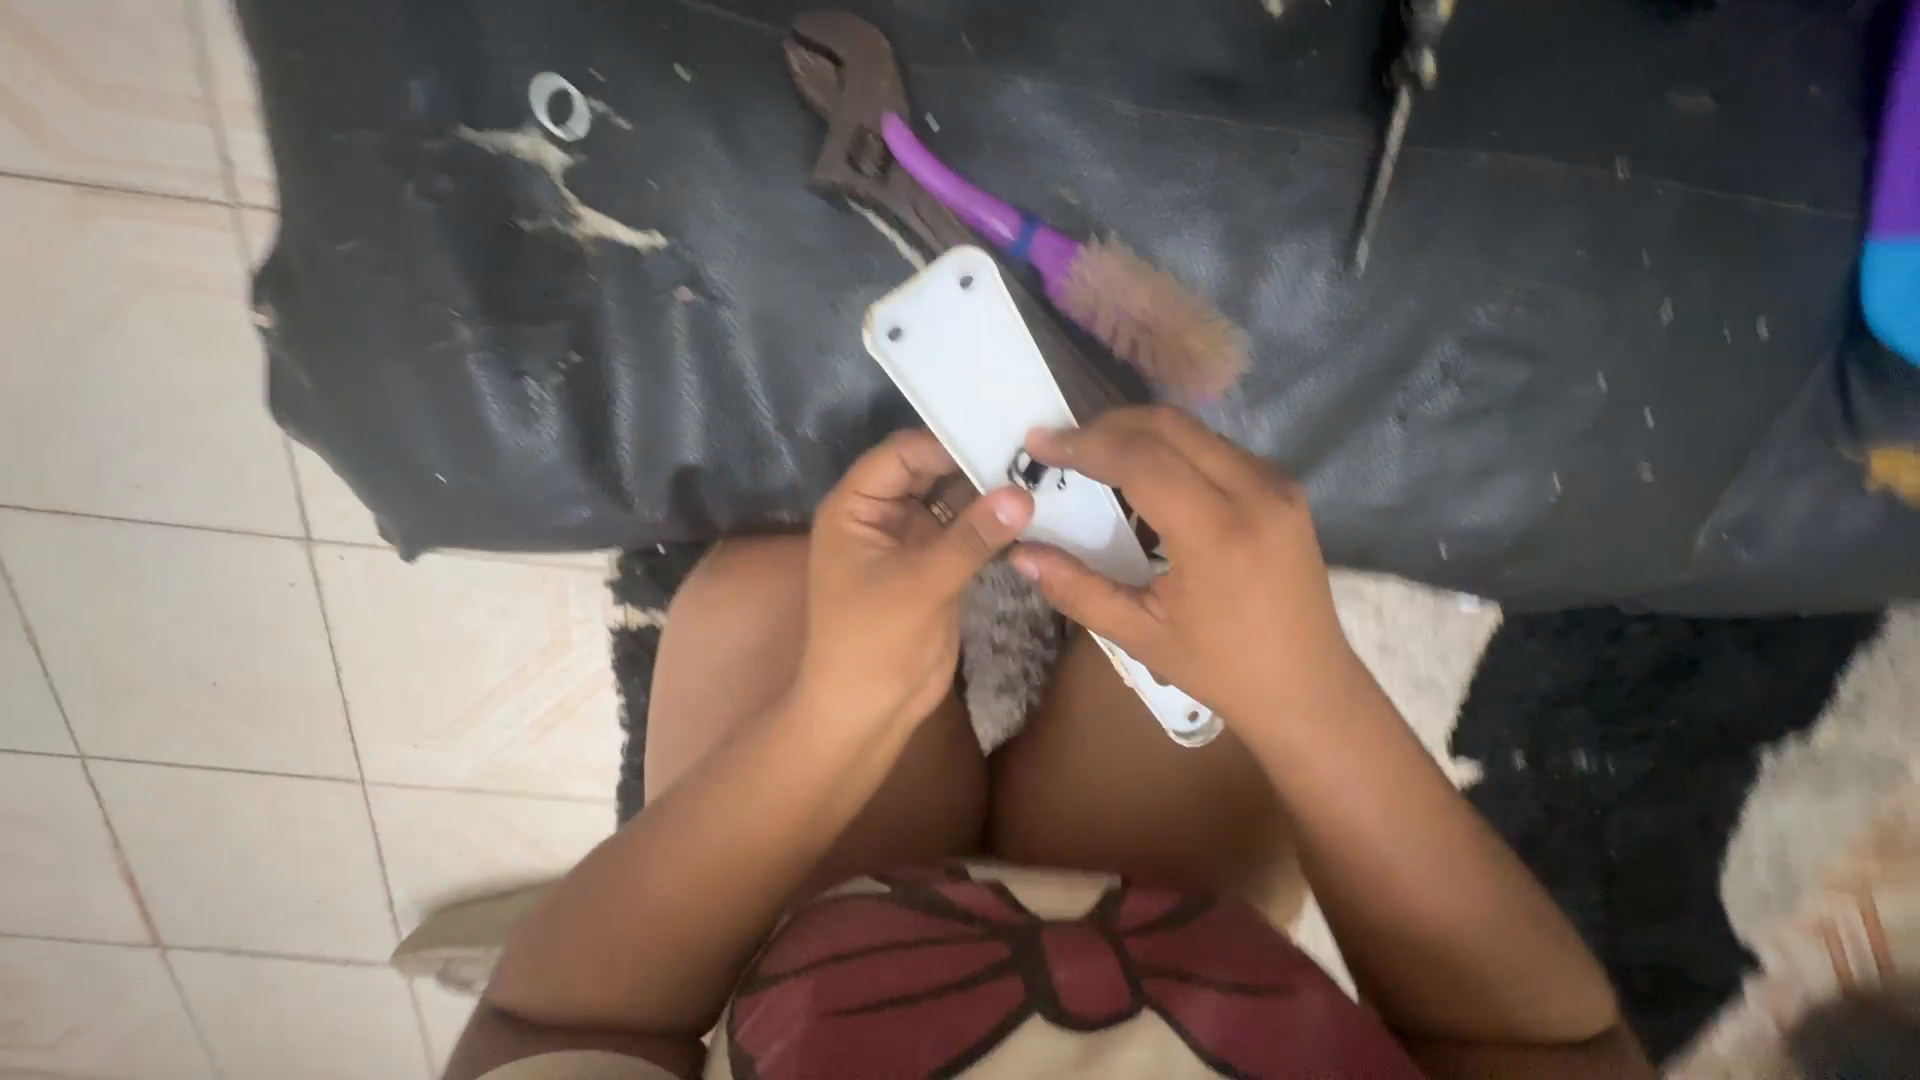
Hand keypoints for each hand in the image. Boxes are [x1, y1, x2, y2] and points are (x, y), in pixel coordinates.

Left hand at [797, 429, 1034, 735]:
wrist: (868, 711)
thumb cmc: (873, 641)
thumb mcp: (920, 583)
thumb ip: (972, 537)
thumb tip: (1023, 494)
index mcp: (855, 507)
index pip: (901, 455)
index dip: (946, 444)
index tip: (1001, 439)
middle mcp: (882, 516)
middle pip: (931, 474)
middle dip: (975, 466)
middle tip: (1034, 455)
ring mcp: (911, 542)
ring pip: (954, 503)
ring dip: (990, 496)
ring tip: (1044, 479)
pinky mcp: (937, 568)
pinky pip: (968, 535)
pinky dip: (994, 528)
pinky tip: (1035, 517)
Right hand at [1009, 406, 1357, 723]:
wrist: (1307, 687)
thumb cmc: (1220, 669)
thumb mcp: (1139, 634)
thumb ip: (1076, 588)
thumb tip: (1019, 553)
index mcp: (1218, 532)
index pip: (1141, 458)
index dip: (1084, 444)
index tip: (1038, 443)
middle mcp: (1255, 491)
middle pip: (1167, 426)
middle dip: (1106, 427)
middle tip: (1062, 445)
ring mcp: (1277, 484)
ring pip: (1194, 430)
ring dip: (1139, 434)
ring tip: (1094, 458)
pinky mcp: (1284, 487)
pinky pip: (1216, 448)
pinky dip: (1171, 450)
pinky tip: (1144, 478)